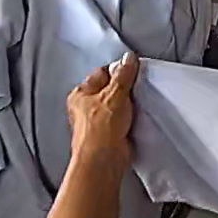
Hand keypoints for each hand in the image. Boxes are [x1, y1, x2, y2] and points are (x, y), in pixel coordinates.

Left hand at [66, 53, 138, 170]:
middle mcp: (86, 107)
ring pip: (119, 102)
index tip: (133, 71)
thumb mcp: (116, 93)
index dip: (119, 71)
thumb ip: (124, 74)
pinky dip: (133, 115)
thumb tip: (128, 59)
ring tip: (136, 104)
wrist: (105, 158)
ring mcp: (98, 119)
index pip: (103, 73)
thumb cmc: (100, 129)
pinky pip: (125, 116)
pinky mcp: (111, 131)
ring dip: (130, 103)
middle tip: (136, 89)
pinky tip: (137, 116)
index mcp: (80, 94)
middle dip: (126, 87)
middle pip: (111, 87)